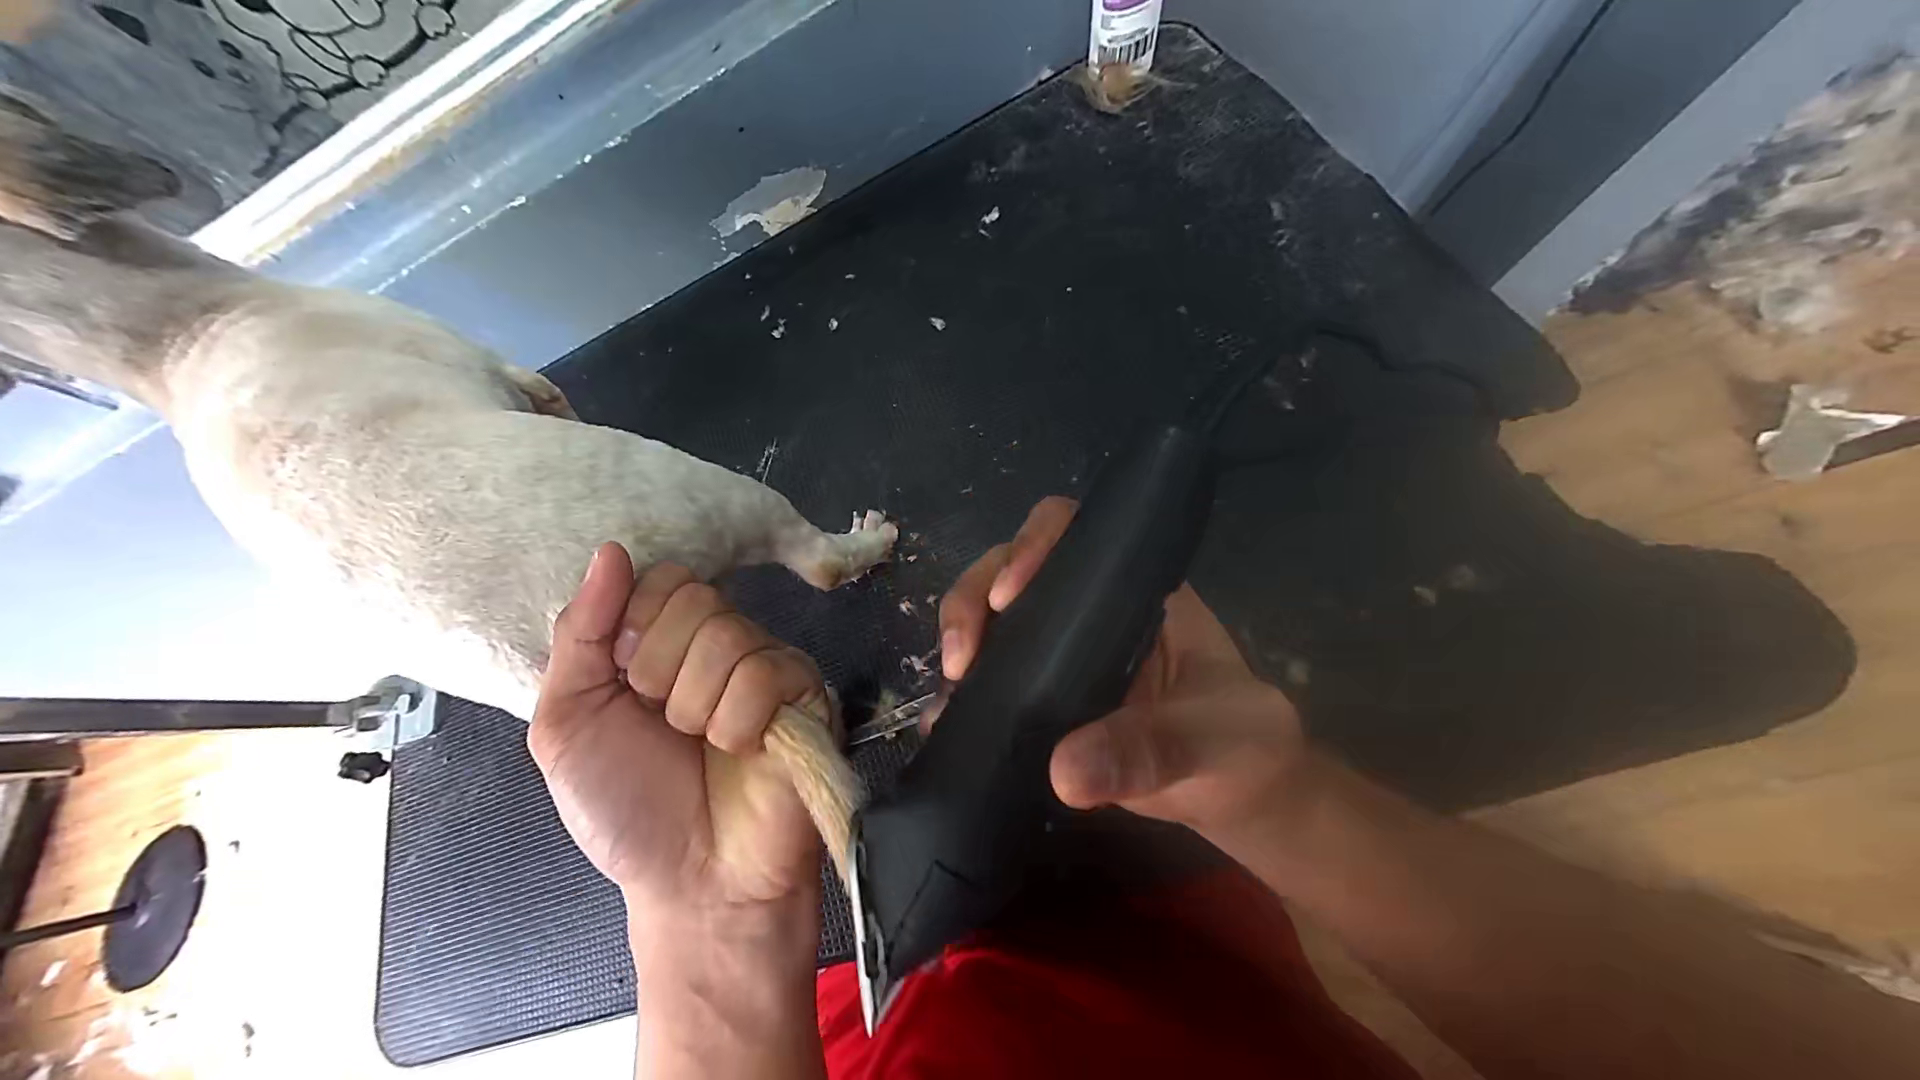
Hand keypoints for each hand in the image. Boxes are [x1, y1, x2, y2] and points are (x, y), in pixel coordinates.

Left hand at [531, 543, 827, 1078]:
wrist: (694, 882)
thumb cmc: (627, 805)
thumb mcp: (568, 722)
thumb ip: (581, 635)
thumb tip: (611, 549)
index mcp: (666, 641)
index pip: (662, 577)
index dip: (636, 625)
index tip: (626, 680)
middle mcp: (721, 642)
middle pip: (695, 597)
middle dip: (660, 670)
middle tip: (663, 721)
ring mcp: (768, 664)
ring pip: (728, 636)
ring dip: (695, 706)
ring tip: (703, 745)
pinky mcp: (806, 693)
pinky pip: (767, 673)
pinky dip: (738, 722)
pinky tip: (742, 751)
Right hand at [938, 497, 1310, 839]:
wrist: (1236, 793)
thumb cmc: (1242, 741)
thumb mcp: (1216, 737)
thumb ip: (1157, 747)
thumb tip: (1064, 770)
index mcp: (1131, 587)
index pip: (1071, 533)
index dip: (1030, 546)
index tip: (1009, 595)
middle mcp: (1083, 608)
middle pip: (1007, 570)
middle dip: (971, 600)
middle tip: (961, 659)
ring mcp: (1055, 652)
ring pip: (987, 621)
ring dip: (957, 644)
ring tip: (951, 694)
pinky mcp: (1037, 699)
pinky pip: (987, 686)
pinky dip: (958, 702)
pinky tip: (943, 726)